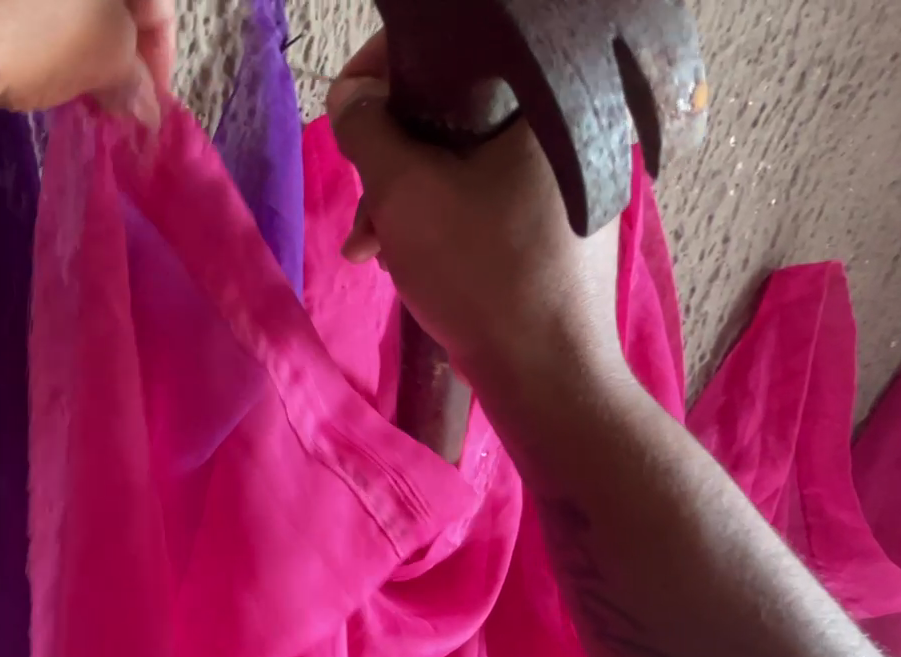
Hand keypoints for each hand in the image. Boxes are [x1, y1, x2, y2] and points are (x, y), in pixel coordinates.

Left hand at [0, 0, 175, 119]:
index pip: (160, 5)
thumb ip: (132, 77)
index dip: (161, 59)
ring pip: (73, 11)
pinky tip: (42, 72)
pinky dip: (48, 39)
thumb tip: (146, 106)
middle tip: (116, 105)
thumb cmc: (42, 33)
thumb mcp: (103, 56)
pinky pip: (35, 13)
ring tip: (80, 93)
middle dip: (120, 54)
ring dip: (85, 49)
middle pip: (114, 5)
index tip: (151, 107)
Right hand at [326, 35, 624, 404]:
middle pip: (444, 118)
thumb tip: (348, 95)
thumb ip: (368, 133)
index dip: (384, 73)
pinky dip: (430, 221)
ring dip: (397, 203)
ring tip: (370, 250)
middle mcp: (557, 123)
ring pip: (452, 164)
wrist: (539, 360)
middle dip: (384, 165)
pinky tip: (404, 258)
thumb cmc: (477, 266)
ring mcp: (554, 173)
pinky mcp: (545, 215)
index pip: (450, 52)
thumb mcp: (405, 194)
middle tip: (361, 214)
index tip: (343, 111)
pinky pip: (472, 198)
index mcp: (539, 97)